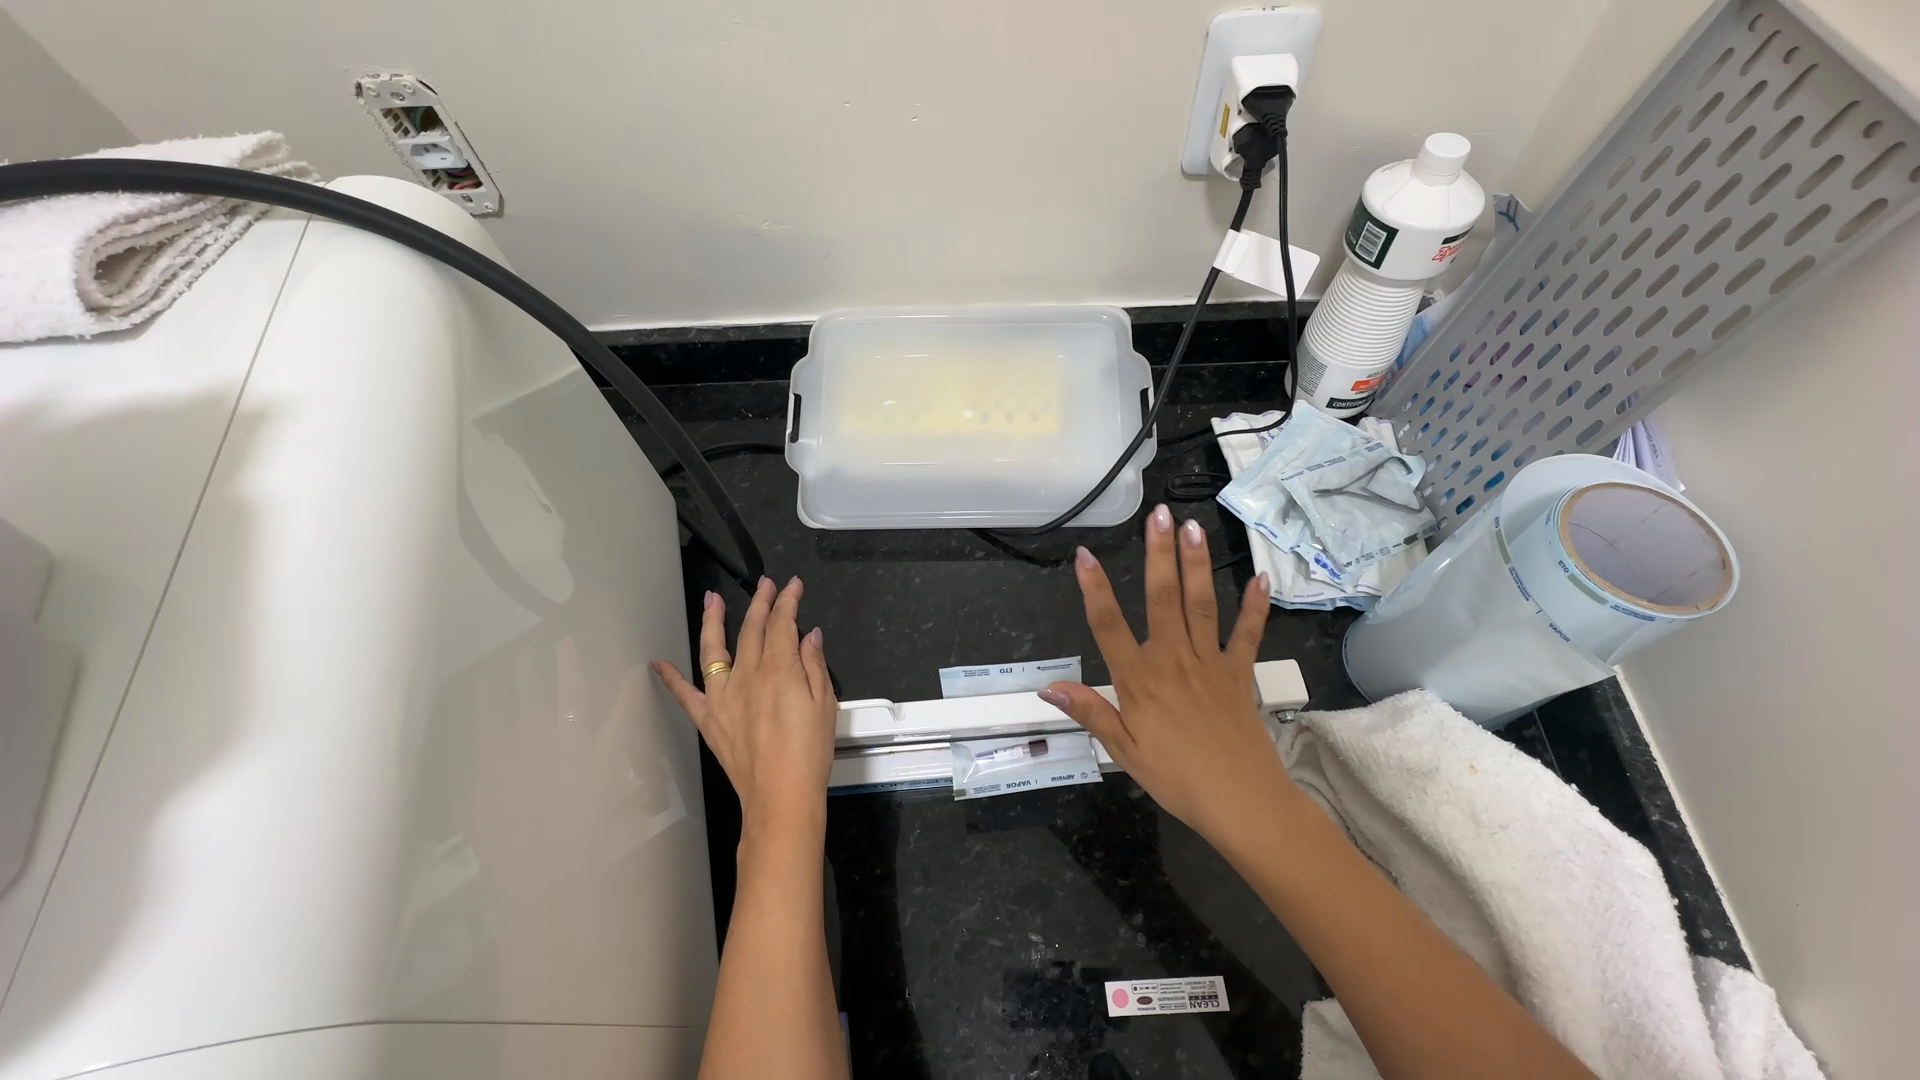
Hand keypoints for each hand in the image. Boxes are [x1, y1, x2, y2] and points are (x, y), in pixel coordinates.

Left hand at [652, 577, 835, 826]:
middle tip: (765, 585)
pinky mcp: (709, 719)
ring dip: (713, 621)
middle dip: (760, 603)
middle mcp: (747, 676)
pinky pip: (686, 695)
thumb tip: (810, 636)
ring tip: (712, 599)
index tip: (792, 586)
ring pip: (714, 650)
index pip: (782, 624)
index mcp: (779, 670)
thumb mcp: (826, 704)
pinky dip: (671, 679)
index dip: (787, 601)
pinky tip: (659, 664)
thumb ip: (815, 666)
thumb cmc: (810, 752)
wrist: (781, 794)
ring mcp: (723, 696)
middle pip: (751, 630)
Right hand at [1040, 505, 1302, 854]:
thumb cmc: (1176, 778)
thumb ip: (1090, 712)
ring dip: (1196, 564)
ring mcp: (1210, 663)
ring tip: (1193, 527)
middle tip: (1159, 515)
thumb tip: (1049, 687)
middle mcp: (1173, 660)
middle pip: (1163, 599)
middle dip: (1158, 554)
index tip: (1085, 555)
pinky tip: (1260, 579)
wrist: (1242, 800)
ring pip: (1202, 605)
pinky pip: (1248, 634)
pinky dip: (1255, 607)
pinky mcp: (1239, 673)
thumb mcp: (1123, 751)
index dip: (1094, 588)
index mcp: (1140, 680)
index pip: (1109, 625)